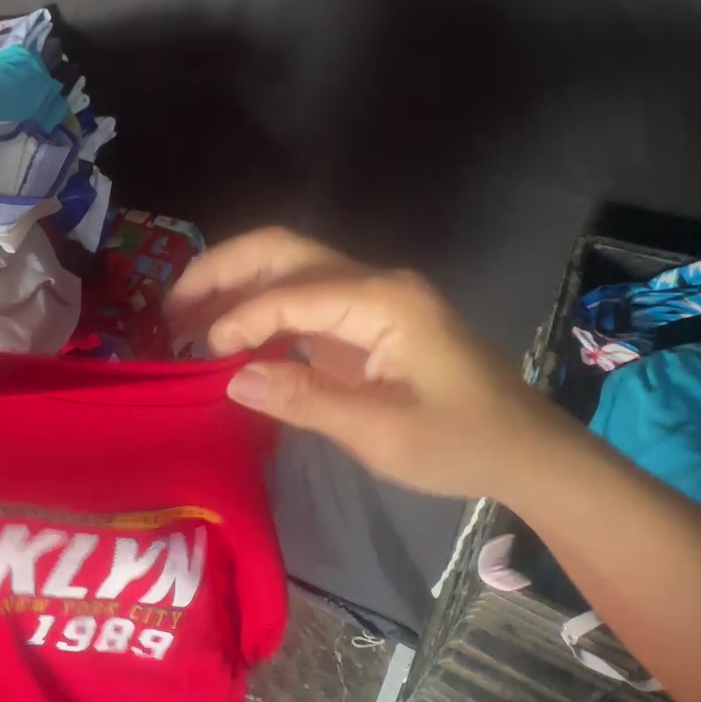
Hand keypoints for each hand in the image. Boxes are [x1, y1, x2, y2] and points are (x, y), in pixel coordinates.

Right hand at [166, 227, 585, 499]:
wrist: (529, 451)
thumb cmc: (462, 443)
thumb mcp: (381, 432)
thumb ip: (303, 399)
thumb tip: (230, 378)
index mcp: (383, 301)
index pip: (290, 294)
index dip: (238, 319)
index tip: (202, 354)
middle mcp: (373, 282)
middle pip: (281, 250)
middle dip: (220, 270)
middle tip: (171, 305)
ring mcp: (370, 295)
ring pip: (286, 264)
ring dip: (232, 284)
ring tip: (183, 316)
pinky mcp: (365, 317)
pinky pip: (299, 296)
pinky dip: (256, 307)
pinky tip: (227, 334)